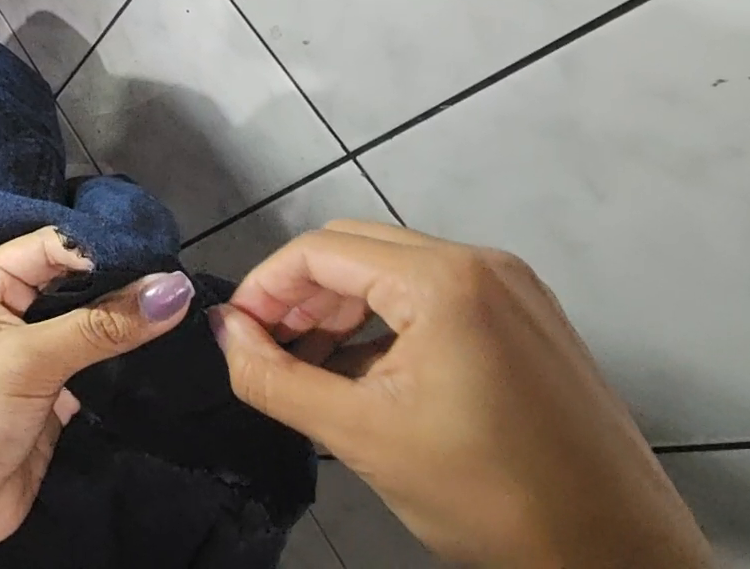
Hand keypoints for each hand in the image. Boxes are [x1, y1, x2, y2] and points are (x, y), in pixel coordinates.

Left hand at [0, 227, 195, 567]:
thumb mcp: (28, 360)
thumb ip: (100, 326)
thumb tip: (173, 289)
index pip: (56, 245)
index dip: (104, 249)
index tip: (160, 258)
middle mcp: (15, 304)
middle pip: (79, 280)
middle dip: (124, 283)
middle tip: (184, 286)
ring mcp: (39, 347)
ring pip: (94, 319)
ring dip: (130, 320)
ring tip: (187, 313)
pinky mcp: (60, 387)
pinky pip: (100, 359)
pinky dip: (128, 356)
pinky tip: (166, 347)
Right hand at [209, 220, 711, 567]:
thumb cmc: (489, 498)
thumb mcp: (359, 436)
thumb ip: (270, 375)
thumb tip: (222, 328)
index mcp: (443, 279)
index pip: (318, 251)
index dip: (264, 287)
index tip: (239, 335)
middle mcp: (480, 262)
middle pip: (351, 250)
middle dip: (298, 295)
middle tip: (270, 348)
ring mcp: (511, 287)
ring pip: (388, 269)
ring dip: (337, 307)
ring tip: (309, 363)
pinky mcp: (528, 317)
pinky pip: (429, 294)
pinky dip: (383, 321)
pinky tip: (364, 370)